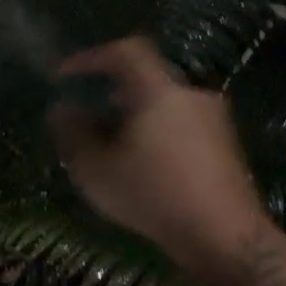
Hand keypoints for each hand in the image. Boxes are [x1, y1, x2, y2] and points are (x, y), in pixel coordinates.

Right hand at [48, 37, 268, 281]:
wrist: (220, 232)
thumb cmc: (149, 193)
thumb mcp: (94, 167)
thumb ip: (73, 132)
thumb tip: (63, 109)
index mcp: (159, 93)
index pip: (127, 53)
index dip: (91, 57)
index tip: (63, 75)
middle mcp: (190, 96)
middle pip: (144, 82)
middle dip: (107, 97)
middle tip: (81, 122)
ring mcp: (213, 119)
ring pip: (160, 105)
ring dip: (129, 118)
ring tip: (105, 150)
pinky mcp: (222, 143)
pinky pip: (177, 124)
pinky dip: (150, 133)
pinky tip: (136, 166)